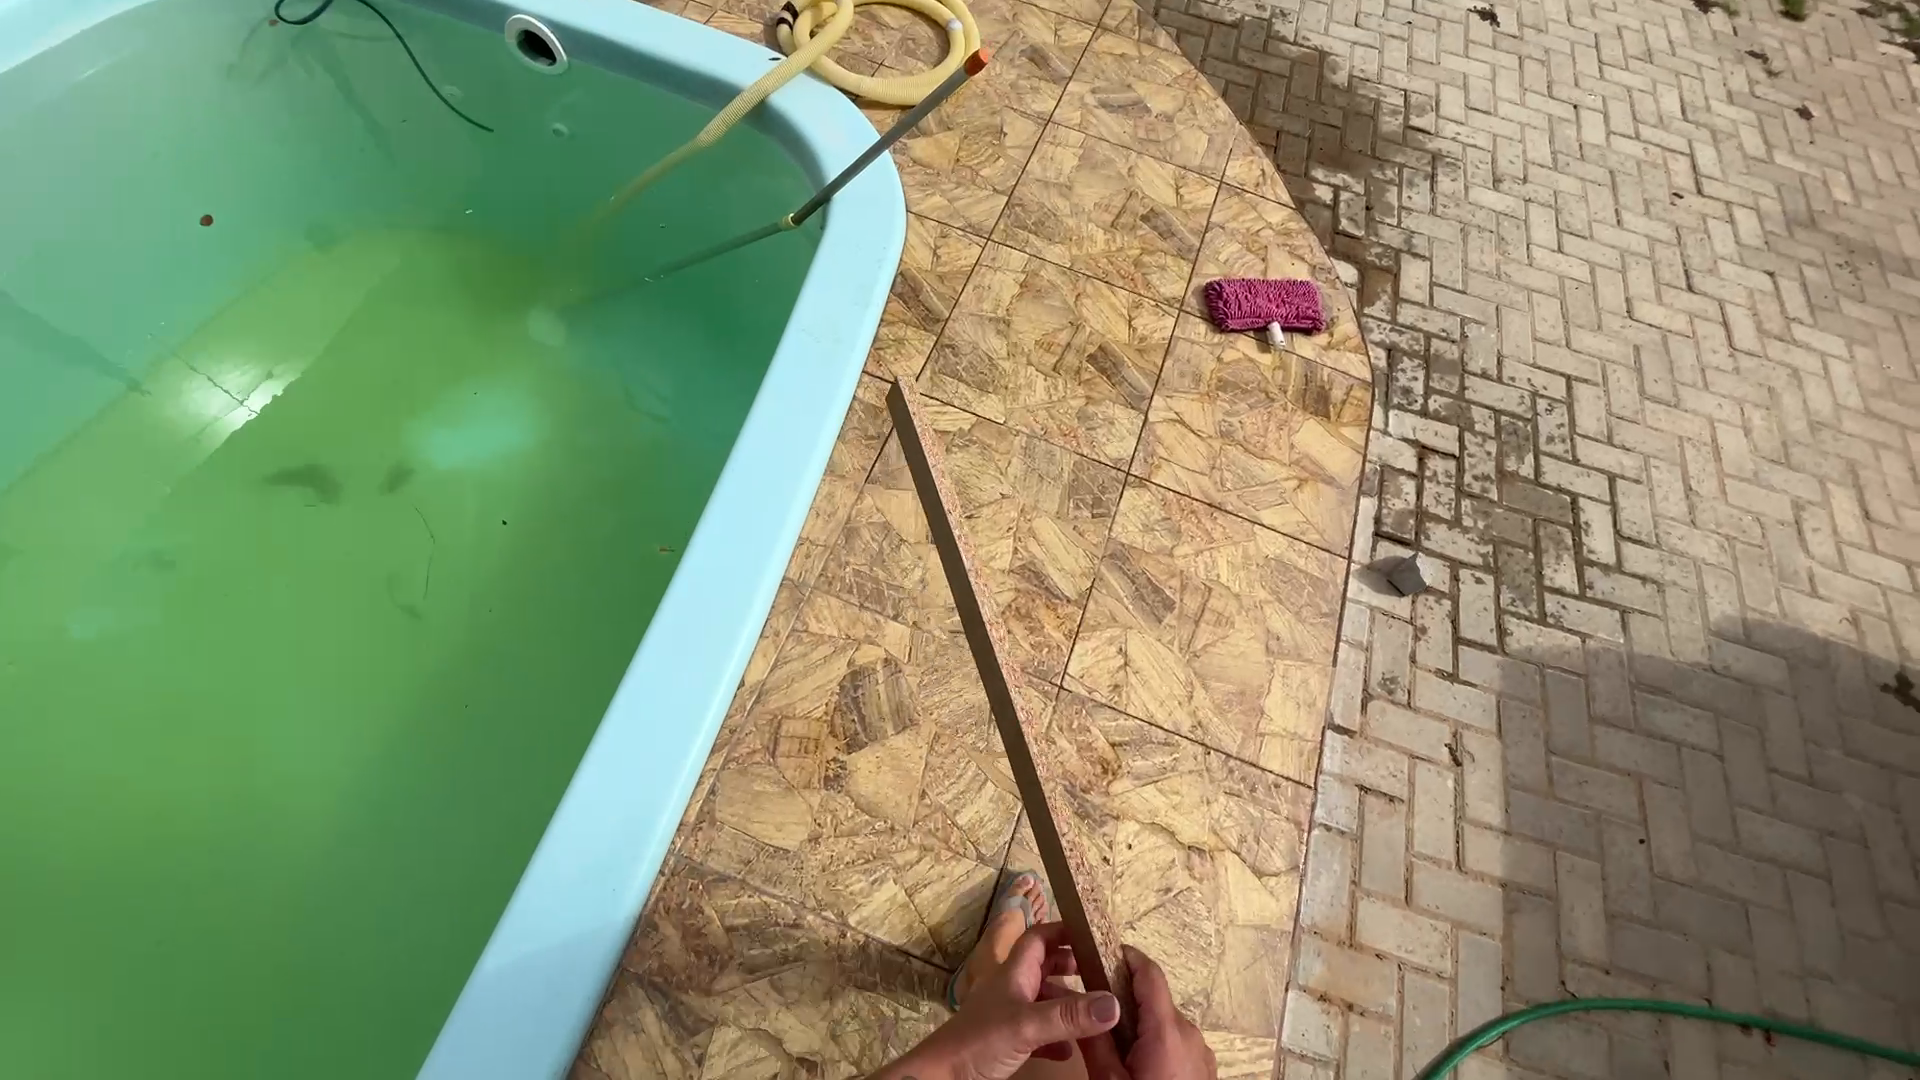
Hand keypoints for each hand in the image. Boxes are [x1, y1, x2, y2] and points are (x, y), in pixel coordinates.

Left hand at [883, 921, 1120, 1079]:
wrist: (945, 1077)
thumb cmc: (981, 1038)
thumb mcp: (1028, 1023)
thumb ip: (1068, 1015)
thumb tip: (1113, 1002)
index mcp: (1014, 971)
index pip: (1040, 937)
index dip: (1063, 931)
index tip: (1091, 933)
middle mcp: (1012, 987)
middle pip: (1044, 966)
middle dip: (1071, 968)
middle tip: (1099, 976)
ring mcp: (1009, 1014)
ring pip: (1044, 1000)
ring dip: (1067, 1006)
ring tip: (1095, 1016)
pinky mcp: (1007, 1041)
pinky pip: (1039, 1033)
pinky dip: (1057, 1037)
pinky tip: (1071, 1050)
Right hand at [1080, 947, 1216, 1079]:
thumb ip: (1094, 1039)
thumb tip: (1079, 1002)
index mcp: (1166, 1030)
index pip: (1149, 972)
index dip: (1126, 955)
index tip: (1101, 951)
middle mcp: (1190, 1033)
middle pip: (1154, 999)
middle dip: (1125, 1000)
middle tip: (1095, 1013)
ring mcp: (1202, 1052)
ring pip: (1164, 1022)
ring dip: (1141, 1025)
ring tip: (1116, 1049)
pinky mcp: (1206, 1069)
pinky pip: (1177, 1042)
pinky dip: (1157, 1043)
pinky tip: (1139, 1067)